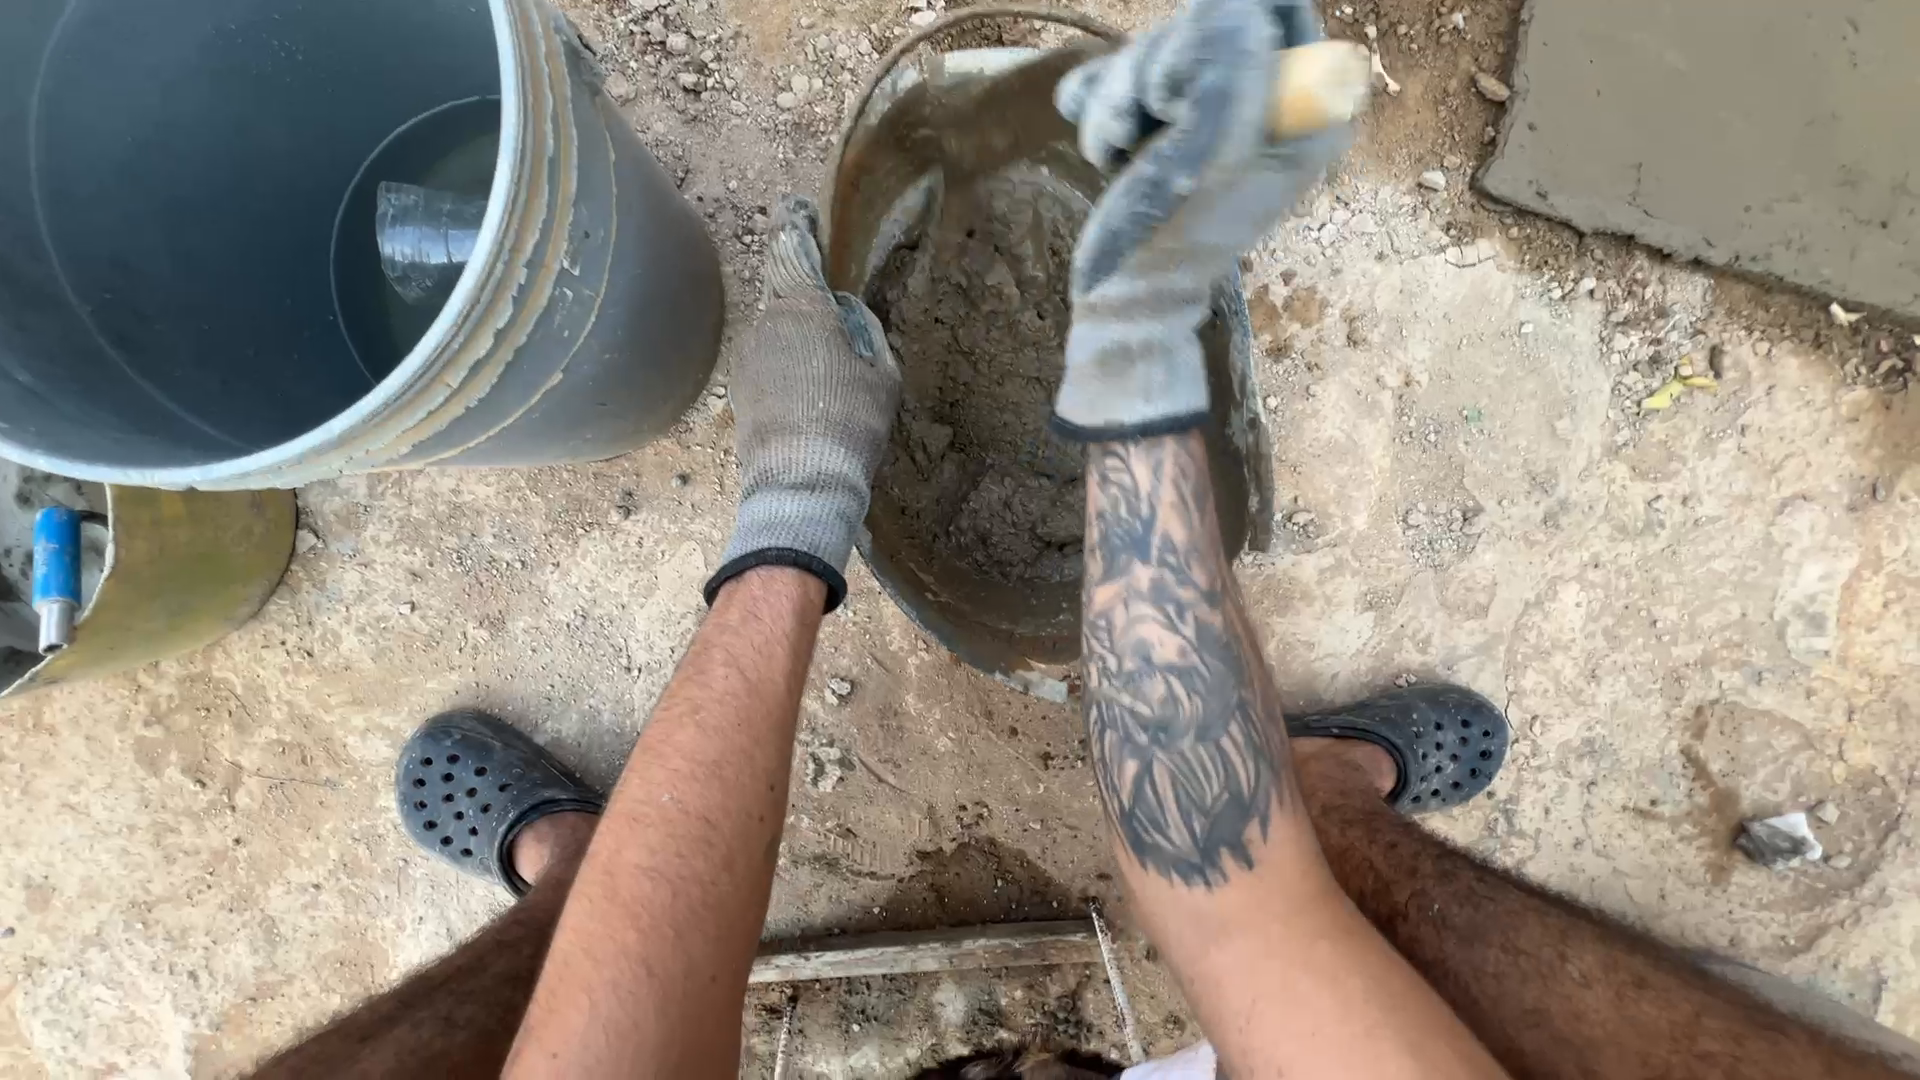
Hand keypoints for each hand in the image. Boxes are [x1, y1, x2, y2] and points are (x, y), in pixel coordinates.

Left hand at [704, 196, 900, 611]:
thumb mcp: (884, 377)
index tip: (797, 210)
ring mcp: (747, 355)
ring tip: (823, 375)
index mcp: (805, 308)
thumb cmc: (852, 423)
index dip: (798, 227)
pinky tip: (803, 396)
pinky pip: (764, 361)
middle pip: (783, 293)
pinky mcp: (737, 387)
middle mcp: (767, 321)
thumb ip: (868, 332)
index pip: (795, 250)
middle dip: (804, 299)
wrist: (803, 480)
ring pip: (773, 330)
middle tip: (829, 321)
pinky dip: (782, 367)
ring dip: (794, 339)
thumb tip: (848, 313)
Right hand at [1052, 0, 1346, 438]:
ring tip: (1110, 153)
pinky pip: (1129, 78)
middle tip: (1134, 130)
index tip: (1175, 92)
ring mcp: (1215, 116)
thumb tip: (1227, 4)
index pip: (1273, 9)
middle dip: (1153, 70)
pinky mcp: (1169, 131)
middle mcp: (1270, 104)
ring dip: (1117, 96)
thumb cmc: (1171, 241)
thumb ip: (1236, 60)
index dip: (1215, 32)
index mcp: (1311, 108)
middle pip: (1207, 23)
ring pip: (1160, 50)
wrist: (1127, 298)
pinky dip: (1102, 104)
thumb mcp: (1215, 147)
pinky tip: (1100, 146)